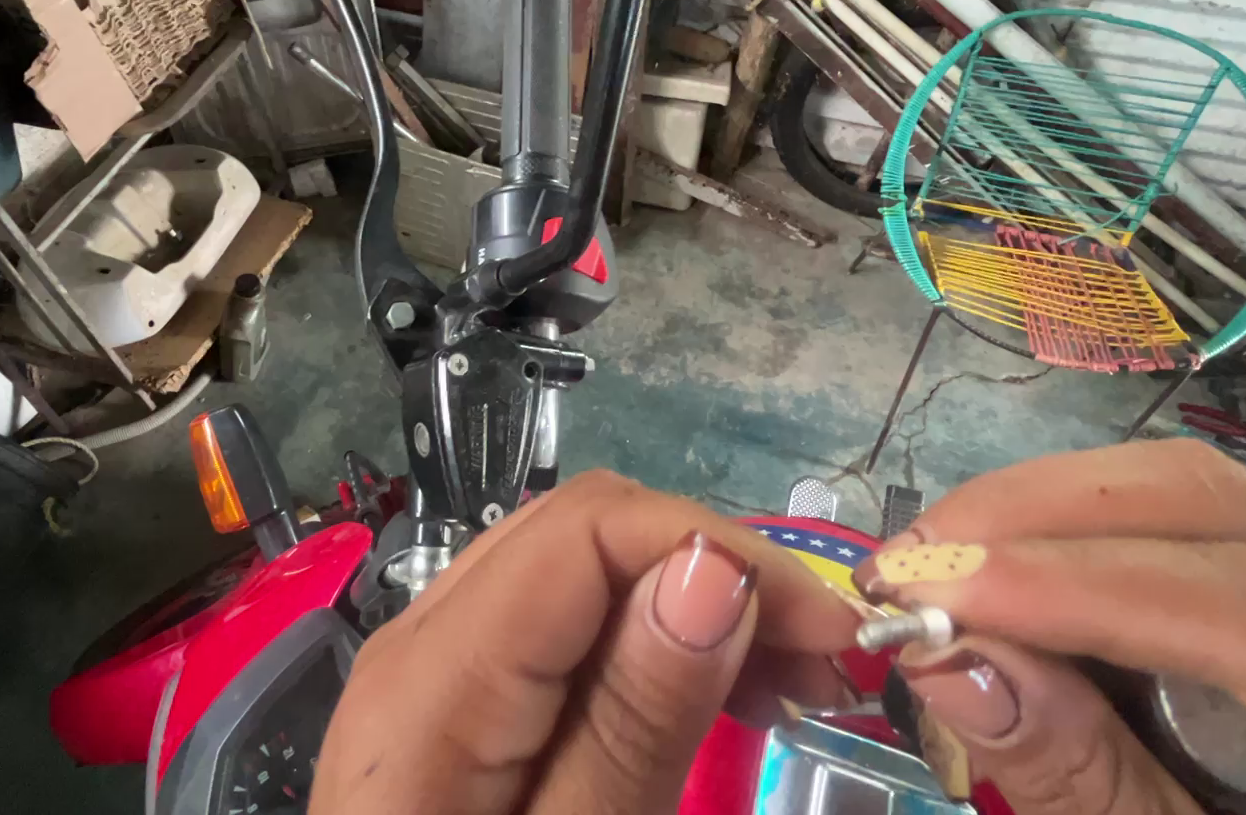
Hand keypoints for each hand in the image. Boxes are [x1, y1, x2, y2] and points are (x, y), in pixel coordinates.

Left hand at [309, 470, 864, 813]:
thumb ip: (631, 720)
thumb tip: (714, 566)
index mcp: (435, 674)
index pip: (582, 527)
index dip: (711, 543)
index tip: (822, 624)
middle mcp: (423, 628)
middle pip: (579, 525)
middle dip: (709, 561)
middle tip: (818, 652)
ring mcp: (436, 649)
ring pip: (576, 556)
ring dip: (687, 587)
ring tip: (783, 670)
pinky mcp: (457, 680)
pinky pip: (558, 610)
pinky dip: (643, 623)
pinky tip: (702, 676)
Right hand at [854, 439, 1245, 814]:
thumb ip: (1080, 781)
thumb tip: (942, 655)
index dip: (1081, 587)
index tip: (932, 593)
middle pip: (1212, 506)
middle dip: (1032, 514)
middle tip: (908, 562)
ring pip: (1165, 491)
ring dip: (1019, 512)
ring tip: (923, 564)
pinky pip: (1134, 521)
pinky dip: (1033, 532)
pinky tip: (974, 572)